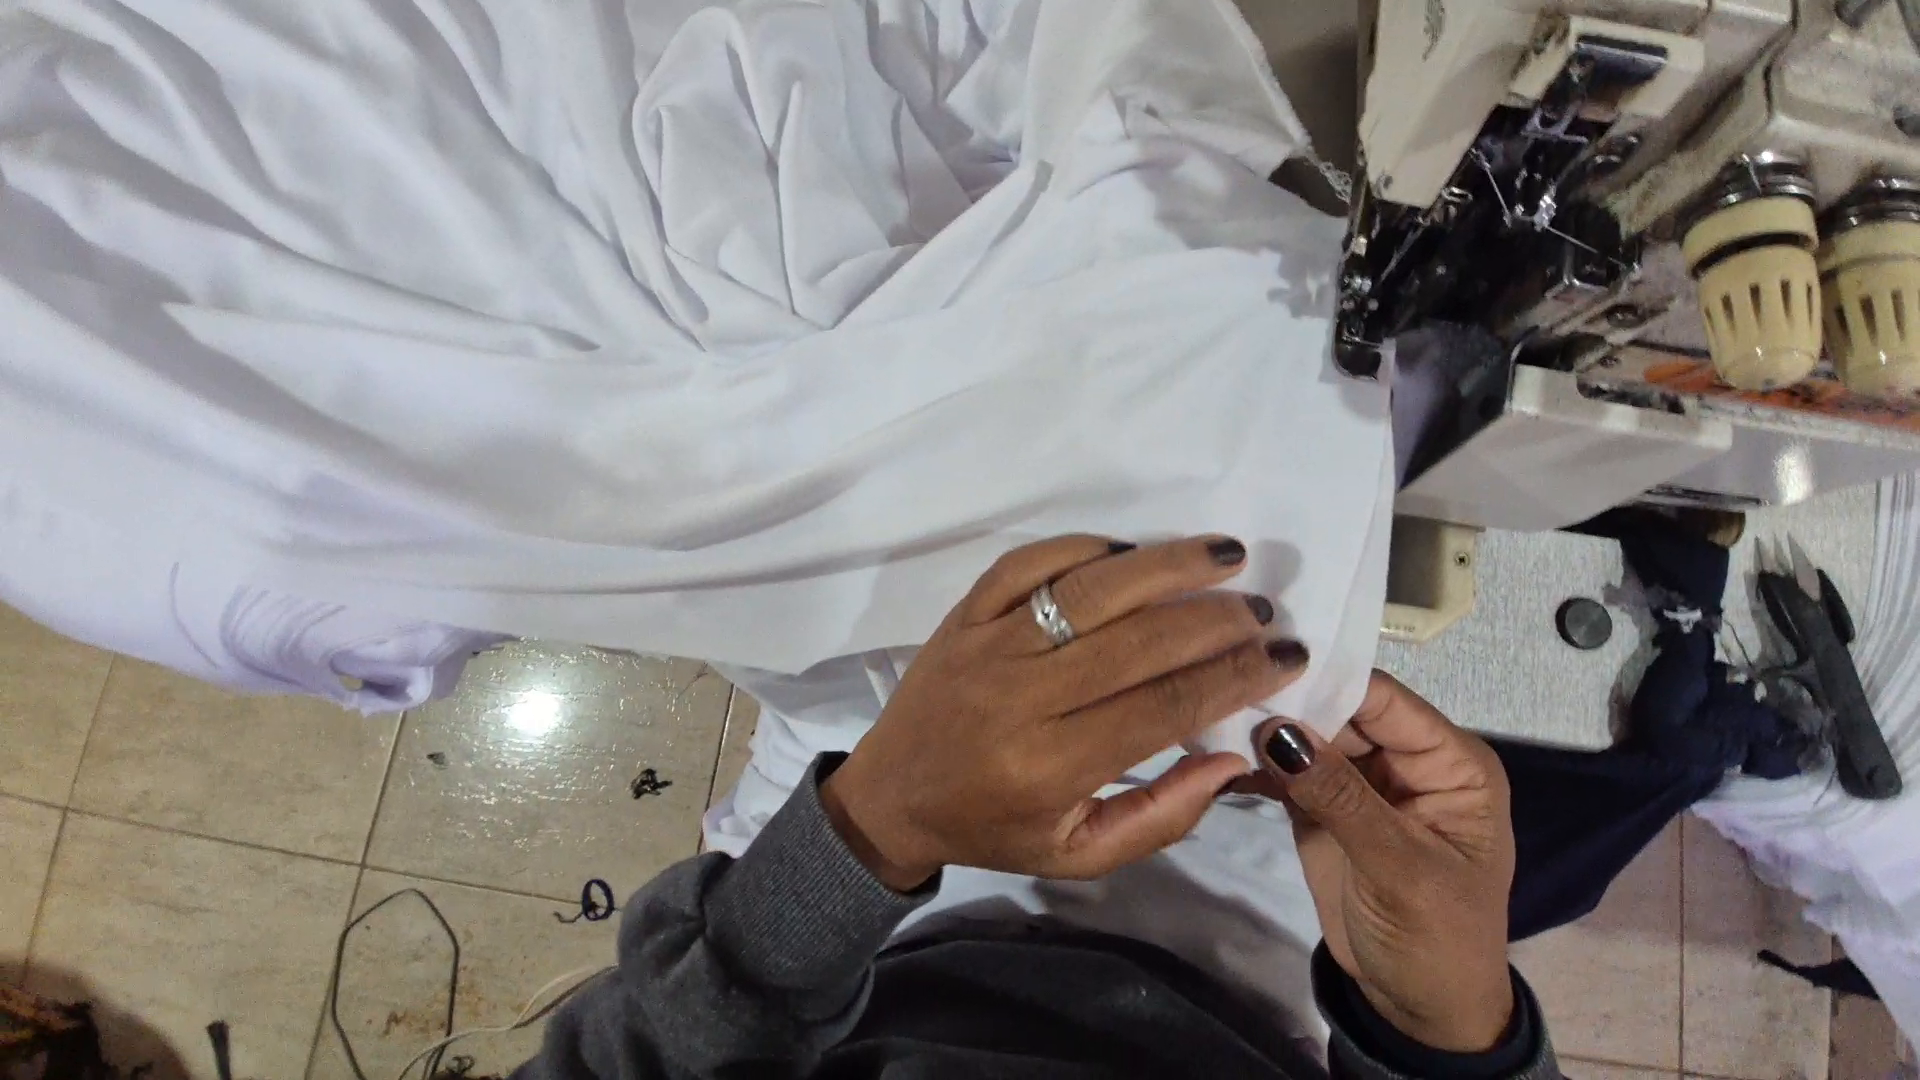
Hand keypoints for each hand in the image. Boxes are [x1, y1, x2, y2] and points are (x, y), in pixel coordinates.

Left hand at [820, 534, 1309, 890]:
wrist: (890, 794)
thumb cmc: (990, 828)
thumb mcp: (1078, 854)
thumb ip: (1161, 817)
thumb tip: (1233, 758)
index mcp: (1051, 766)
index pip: (1163, 707)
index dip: (1234, 677)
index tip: (1286, 654)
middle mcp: (1019, 698)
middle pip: (1136, 641)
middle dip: (1213, 619)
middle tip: (1261, 609)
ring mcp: (986, 645)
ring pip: (1087, 590)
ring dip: (1163, 565)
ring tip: (1223, 554)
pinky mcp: (962, 614)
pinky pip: (1024, 563)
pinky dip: (1081, 546)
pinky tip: (1128, 549)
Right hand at [1237, 673, 1516, 1052]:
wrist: (1416, 1005)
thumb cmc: (1436, 938)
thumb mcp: (1399, 869)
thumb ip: (1341, 796)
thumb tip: (1276, 729)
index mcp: (1447, 762)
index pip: (1381, 699)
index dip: (1326, 683)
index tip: (1261, 671)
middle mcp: (1401, 757)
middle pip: (1336, 709)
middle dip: (1284, 704)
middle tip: (1218, 693)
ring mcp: (1357, 778)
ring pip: (1304, 733)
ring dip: (1260, 730)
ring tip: (1204, 717)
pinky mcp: (1319, 800)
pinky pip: (1283, 767)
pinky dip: (1251, 762)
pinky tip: (1212, 754)